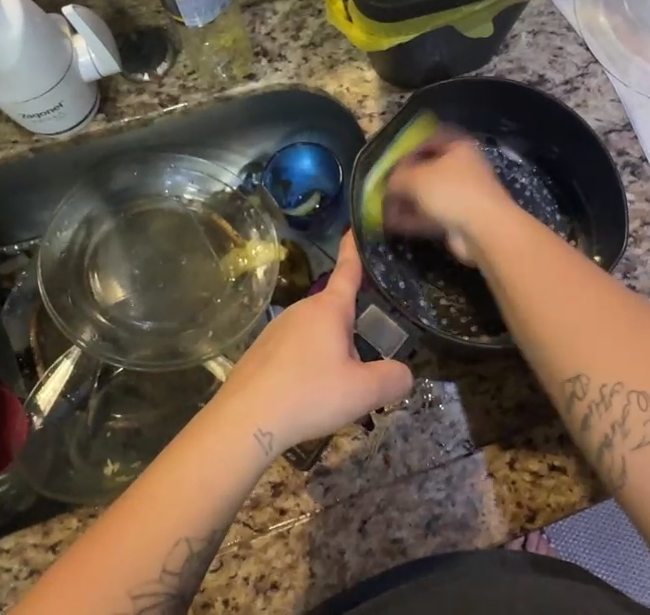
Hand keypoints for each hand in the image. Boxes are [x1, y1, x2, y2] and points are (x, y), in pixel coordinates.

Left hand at [208, 234, 412, 453]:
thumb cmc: (309, 395)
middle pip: (336, 314)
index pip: (348, 271)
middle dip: (350, 335)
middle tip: (359, 372)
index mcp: (329, 309)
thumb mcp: (363, 392)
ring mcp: (276, 329)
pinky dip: (304, 368)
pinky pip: (294, 352)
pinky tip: (303, 397)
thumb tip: (404, 374)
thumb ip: (393, 379)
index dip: (354, 250)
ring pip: (316, 335)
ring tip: (329, 392)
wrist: (244, 421)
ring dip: (328, 354)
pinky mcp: (260, 351)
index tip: (354, 228)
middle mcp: (301, 309)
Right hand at [384, 133, 517, 264]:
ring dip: (407, 202)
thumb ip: (398, 177)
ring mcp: (463, 194)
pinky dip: (414, 218)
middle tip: (384, 188)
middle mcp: (463, 167)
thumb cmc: (451, 191)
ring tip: (383, 209)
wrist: (484, 230)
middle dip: (405, 180)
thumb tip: (389, 182)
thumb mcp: (416, 178)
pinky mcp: (460, 218)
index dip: (408, 149)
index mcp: (458, 147)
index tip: (390, 160)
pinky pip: (432, 214)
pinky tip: (393, 224)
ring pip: (429, 194)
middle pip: (428, 169)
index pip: (430, 140)